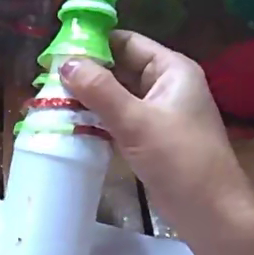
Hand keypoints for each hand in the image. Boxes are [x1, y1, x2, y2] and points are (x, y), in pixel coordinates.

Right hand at [57, 32, 253, 239]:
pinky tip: (67, 125)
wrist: (209, 211)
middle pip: (117, 69)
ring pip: (113, 96)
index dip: (93, 43)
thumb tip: (65, 63)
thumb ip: (100, 90)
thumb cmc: (180, 160)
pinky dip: (93, 120)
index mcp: (171, 70)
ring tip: (47, 101)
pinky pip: (114, 120)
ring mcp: (155, 113)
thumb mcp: (136, 121)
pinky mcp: (147, 138)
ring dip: (84, 99)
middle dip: (83, 74)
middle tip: (43, 80)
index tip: (56, 51)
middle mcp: (164, 86)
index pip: (127, 42)